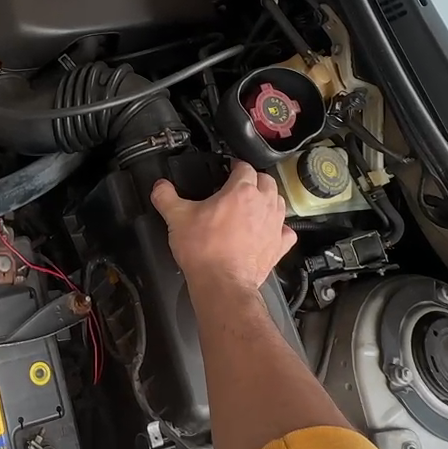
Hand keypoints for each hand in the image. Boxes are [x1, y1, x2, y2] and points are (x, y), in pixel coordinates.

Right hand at [150, 161, 296, 294]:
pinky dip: (280, 228)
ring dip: (268, 199)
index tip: (228, 169)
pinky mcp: (278, 247)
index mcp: (241, 191)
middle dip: (254, 179)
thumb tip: (160, 187)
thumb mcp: (176, 217)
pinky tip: (269, 230)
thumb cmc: (204, 251)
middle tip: (240, 185)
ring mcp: (274, 226)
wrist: (221, 283)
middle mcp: (263, 205)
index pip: (245, 167)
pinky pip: (287, 231)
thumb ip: (165, 196)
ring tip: (253, 204)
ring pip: (279, 202)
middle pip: (267, 181)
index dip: (235, 165)